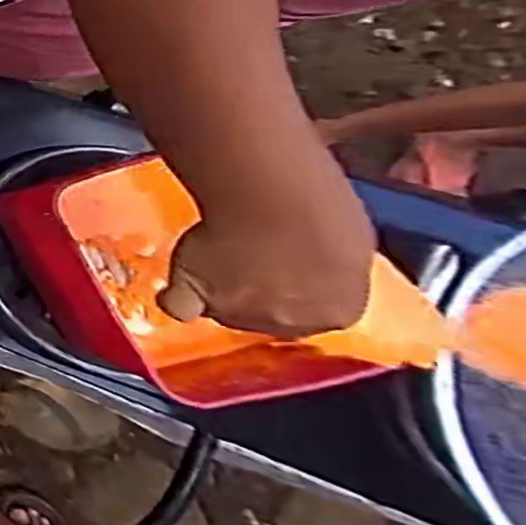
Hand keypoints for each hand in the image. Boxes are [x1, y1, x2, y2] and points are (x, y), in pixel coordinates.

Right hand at [157, 198, 375, 338]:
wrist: (270, 203)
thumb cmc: (321, 215)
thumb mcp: (348, 249)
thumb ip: (329, 273)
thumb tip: (313, 270)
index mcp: (336, 312)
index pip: (311, 317)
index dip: (294, 296)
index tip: (284, 276)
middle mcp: (287, 321)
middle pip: (262, 320)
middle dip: (254, 299)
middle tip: (245, 268)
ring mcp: (236, 310)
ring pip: (221, 312)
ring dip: (217, 295)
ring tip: (214, 264)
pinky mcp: (194, 293)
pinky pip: (179, 306)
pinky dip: (176, 300)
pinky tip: (178, 288)